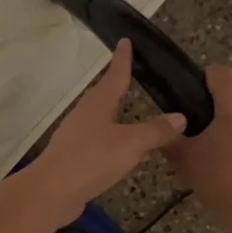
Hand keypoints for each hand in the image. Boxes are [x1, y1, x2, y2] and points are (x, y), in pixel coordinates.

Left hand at [22, 40, 187, 227]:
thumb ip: (155, 131)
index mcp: (97, 104)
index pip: (114, 76)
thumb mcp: (131, 143)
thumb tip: (180, 116)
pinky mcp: (73, 158)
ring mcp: (75, 137)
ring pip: (99, 120)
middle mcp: (83, 116)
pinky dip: (111, 141)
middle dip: (116, 85)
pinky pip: (97, 142)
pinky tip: (119, 151)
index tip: (125, 41)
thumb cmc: (91, 159)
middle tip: (130, 76)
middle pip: (103, 95)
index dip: (122, 59)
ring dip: (114, 115)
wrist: (51, 192)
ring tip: (129, 113)